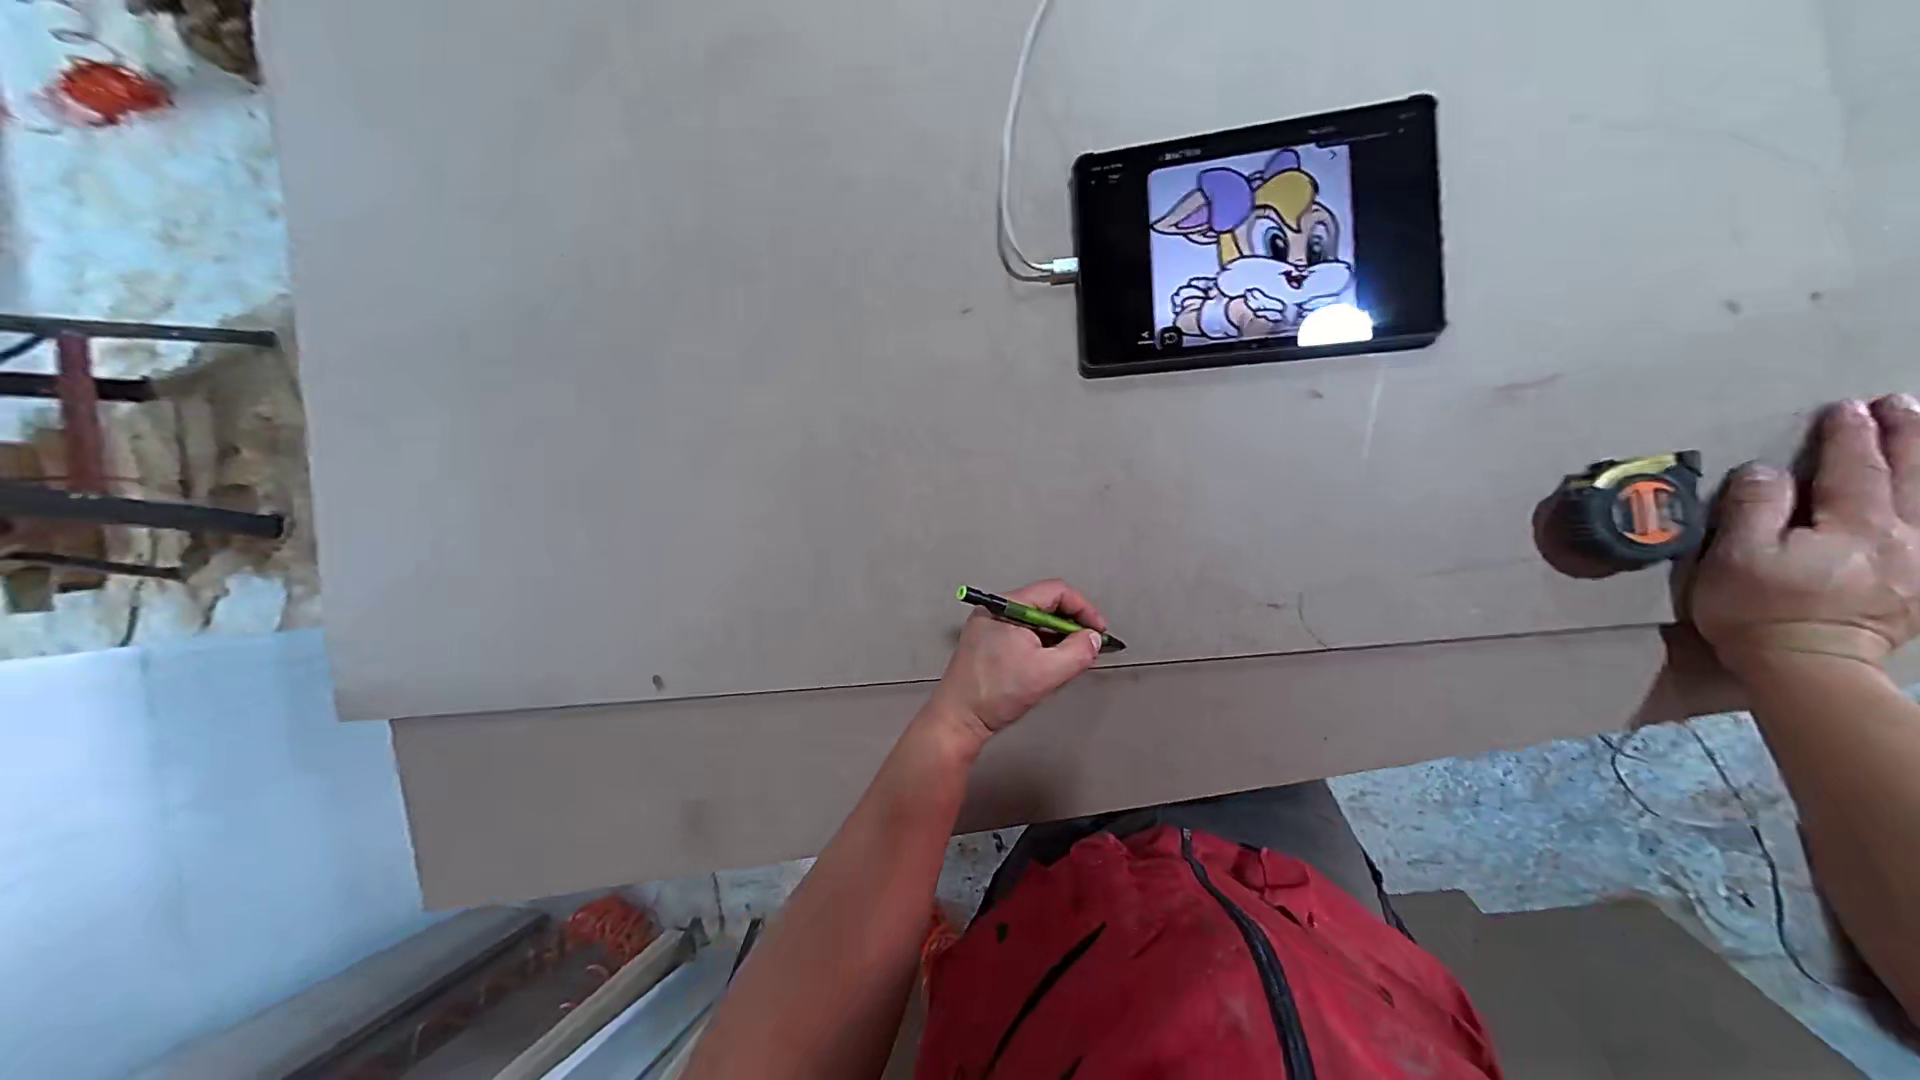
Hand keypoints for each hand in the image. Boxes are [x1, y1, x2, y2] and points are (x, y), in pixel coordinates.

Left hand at [928, 579, 1107, 739]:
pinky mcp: (987, 644)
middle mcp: (995, 611)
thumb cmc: (990, 694)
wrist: (958, 718)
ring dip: (1056, 638)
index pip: (1055, 592)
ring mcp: (989, 627)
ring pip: (1034, 622)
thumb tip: (1092, 639)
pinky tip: (1047, 666)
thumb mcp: (1047, 672)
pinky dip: (1041, 646)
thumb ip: (1078, 652)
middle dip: (1071, 625)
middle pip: (1045, 605)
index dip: (1083, 609)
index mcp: (1006, 607)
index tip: (1097, 629)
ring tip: (1068, 660)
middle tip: (1087, 645)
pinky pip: (1022, 635)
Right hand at [1693, 396, 1919, 674]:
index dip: (1848, 435)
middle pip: (1910, 475)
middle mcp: (1901, 536)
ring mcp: (1918, 561)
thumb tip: (1766, 471)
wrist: (1806, 666)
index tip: (1844, 407)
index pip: (1852, 468)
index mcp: (1853, 526)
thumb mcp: (1737, 557)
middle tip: (1900, 403)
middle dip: (1906, 436)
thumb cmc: (1757, 609)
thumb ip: (1754, 509)